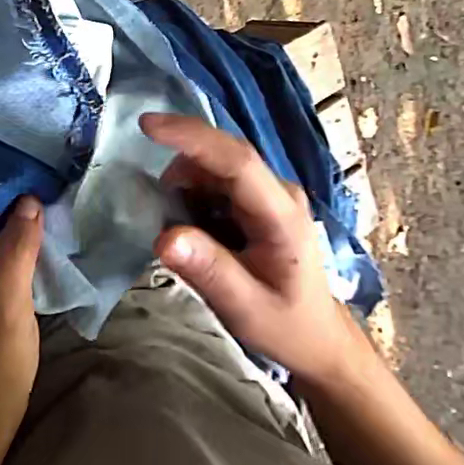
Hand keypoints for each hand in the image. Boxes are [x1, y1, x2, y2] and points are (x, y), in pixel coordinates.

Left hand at [0, 195, 42, 461]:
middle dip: (5, 203)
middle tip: (41, 170)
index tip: (20, 161)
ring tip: (44, 194)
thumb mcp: (7, 315)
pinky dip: (18, 253)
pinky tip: (38, 242)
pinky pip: (1, 268)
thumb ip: (14, 262)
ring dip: (13, 228)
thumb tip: (27, 201)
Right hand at [142, 113, 378, 391]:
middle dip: (180, 168)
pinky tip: (193, 233)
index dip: (192, 138)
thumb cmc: (284, 325)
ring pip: (214, 168)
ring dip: (184, 189)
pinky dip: (192, 198)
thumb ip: (207, 271)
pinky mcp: (256, 201)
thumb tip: (164, 237)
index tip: (147, 126)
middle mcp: (278, 192)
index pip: (237, 161)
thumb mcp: (244, 308)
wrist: (316, 338)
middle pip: (222, 157)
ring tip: (178, 232)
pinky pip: (215, 183)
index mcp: (282, 215)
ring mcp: (268, 194)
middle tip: (151, 202)